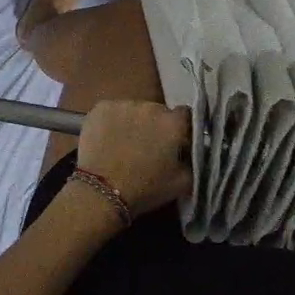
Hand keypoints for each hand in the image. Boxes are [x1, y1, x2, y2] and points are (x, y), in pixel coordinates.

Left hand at [75, 100, 192, 218]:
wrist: (103, 190)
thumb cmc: (145, 188)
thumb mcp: (183, 183)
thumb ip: (193, 162)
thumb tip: (191, 153)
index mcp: (172, 123)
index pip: (185, 115)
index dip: (181, 128)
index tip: (176, 142)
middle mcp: (149, 106)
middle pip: (158, 111)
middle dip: (156, 125)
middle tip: (149, 146)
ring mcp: (123, 104)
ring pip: (134, 110)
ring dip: (134, 122)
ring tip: (125, 144)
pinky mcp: (101, 107)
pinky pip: (113, 111)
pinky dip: (113, 121)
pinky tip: (108, 139)